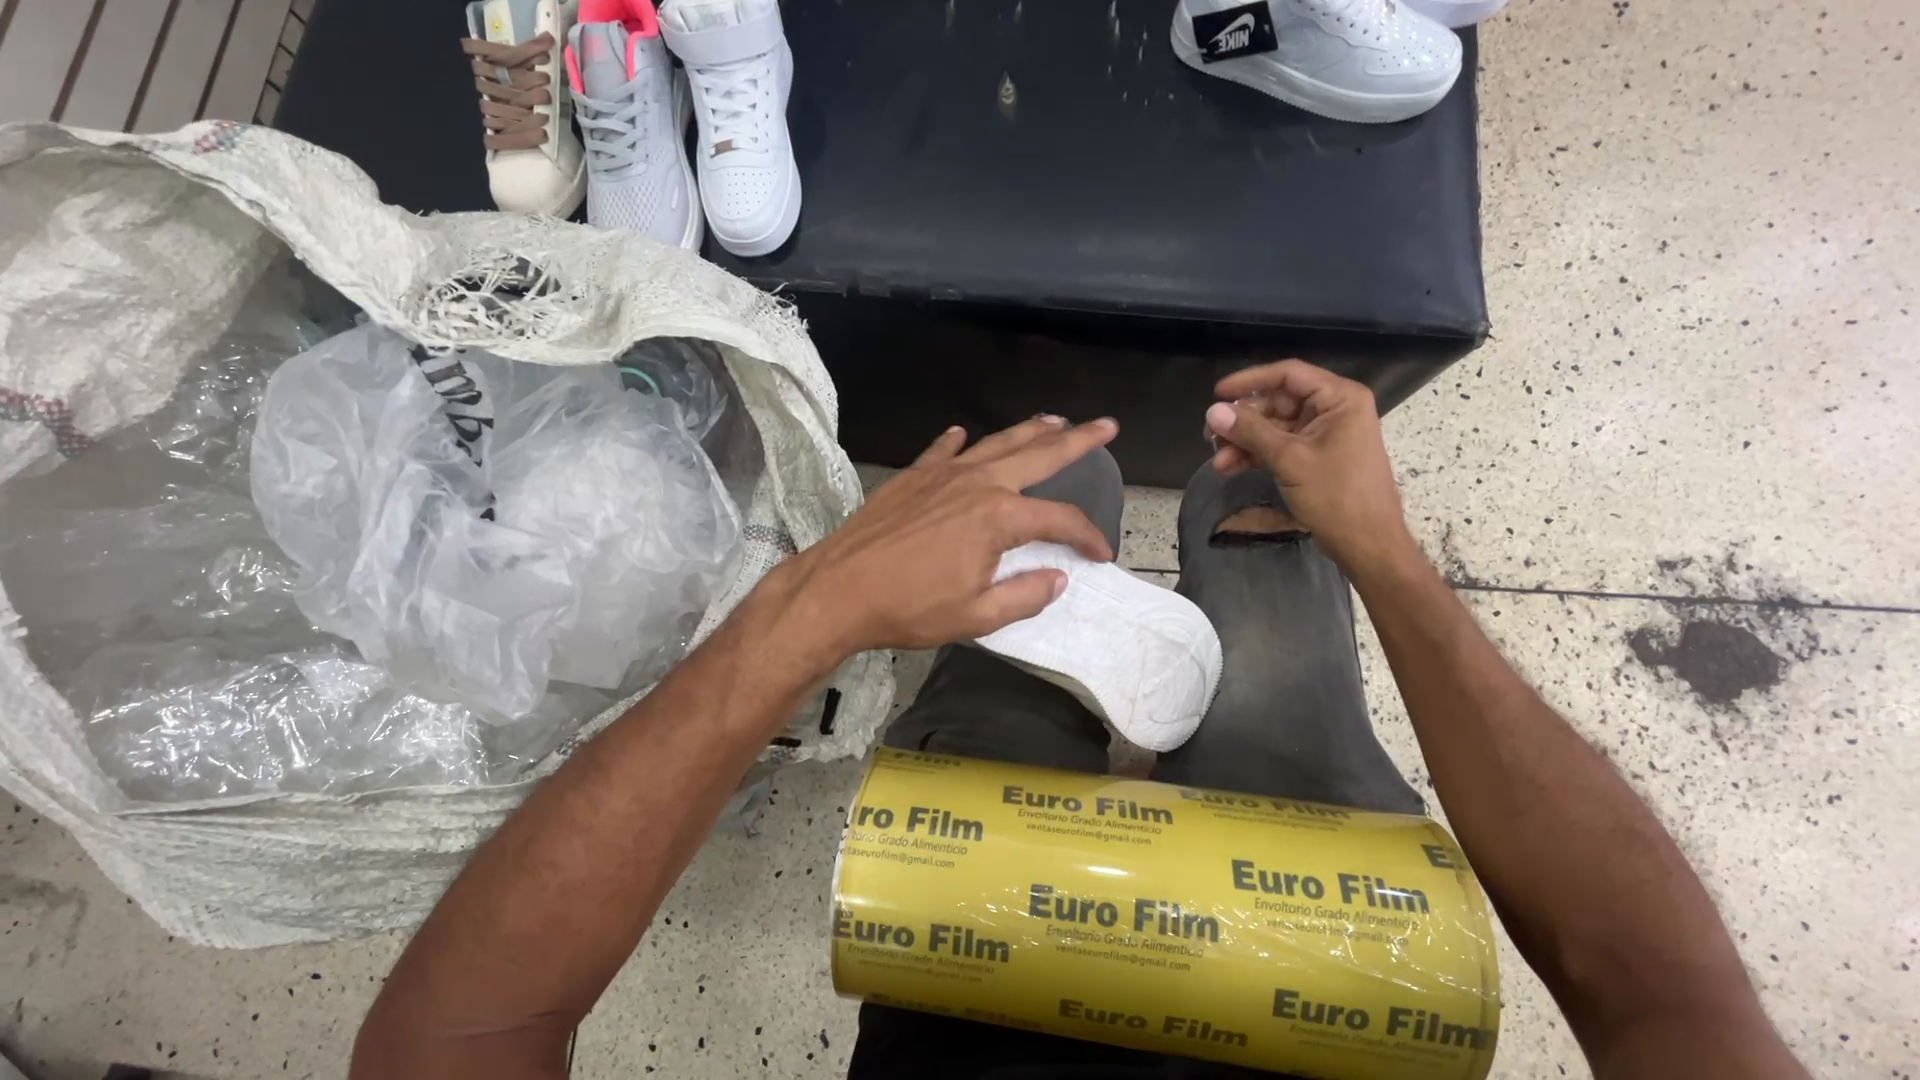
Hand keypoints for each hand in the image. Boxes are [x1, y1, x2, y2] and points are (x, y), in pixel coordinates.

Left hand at [788, 416, 1117, 654]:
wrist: (838, 589)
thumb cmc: (908, 608)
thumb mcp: (976, 616)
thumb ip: (1024, 596)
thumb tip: (1058, 579)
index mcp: (998, 517)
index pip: (1059, 519)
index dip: (1086, 536)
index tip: (1101, 553)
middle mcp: (976, 484)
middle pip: (1038, 454)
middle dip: (1078, 440)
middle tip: (1107, 426)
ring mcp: (941, 474)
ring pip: (996, 443)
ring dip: (1029, 430)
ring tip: (1055, 419)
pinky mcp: (912, 477)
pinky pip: (943, 450)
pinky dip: (959, 442)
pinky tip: (964, 434)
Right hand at [1203, 360, 1413, 573]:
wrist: (1367, 543)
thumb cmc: (1337, 496)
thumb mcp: (1290, 459)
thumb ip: (1250, 432)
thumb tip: (1213, 411)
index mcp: (1339, 399)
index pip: (1288, 374)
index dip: (1250, 381)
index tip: (1217, 393)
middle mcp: (1334, 409)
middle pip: (1277, 402)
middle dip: (1242, 420)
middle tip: (1210, 434)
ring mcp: (1324, 434)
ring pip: (1274, 426)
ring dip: (1244, 441)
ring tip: (1218, 461)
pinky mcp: (1316, 456)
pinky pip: (1280, 446)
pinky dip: (1256, 454)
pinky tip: (1231, 467)